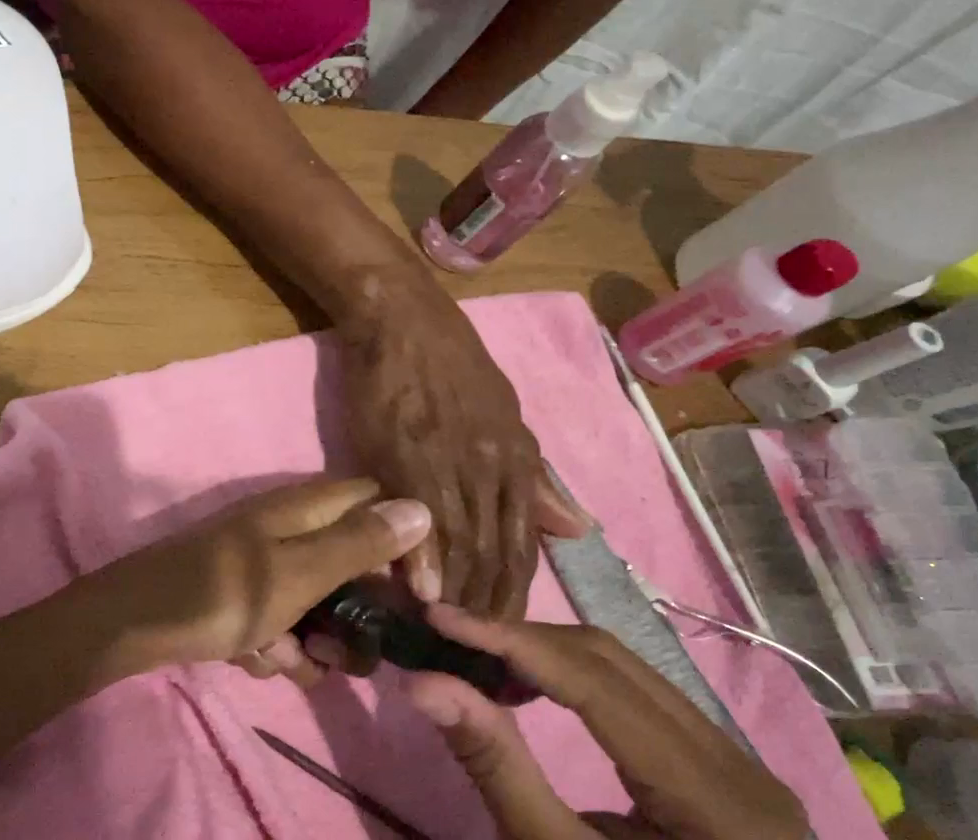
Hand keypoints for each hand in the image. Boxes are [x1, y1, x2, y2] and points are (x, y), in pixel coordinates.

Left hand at [79, 479, 432, 679]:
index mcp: (301, 507)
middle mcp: (285, 529)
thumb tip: (419, 507)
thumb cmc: (220, 594)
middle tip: (332, 647)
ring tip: (275, 653)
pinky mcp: (240, 599)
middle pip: (351, 566)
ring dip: (307, 642)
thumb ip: (359, 543)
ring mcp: (260, 565)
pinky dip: (270, 646)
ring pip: (318, 607)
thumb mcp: (299, 572)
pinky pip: (280, 625)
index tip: (421, 600)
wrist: (132, 625)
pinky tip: (246, 655)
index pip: (376, 503)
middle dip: (351, 618)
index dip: (406, 545)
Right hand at [338, 275, 589, 616]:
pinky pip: (420, 514)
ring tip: (452, 637)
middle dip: (491, 606)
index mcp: (517, 461)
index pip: (524, 542)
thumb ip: (533, 474)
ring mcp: (449, 462)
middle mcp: (493, 468)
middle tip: (481, 655)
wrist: (401, 321)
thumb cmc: (449, 365)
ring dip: (459, 593)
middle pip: (497, 552)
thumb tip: (576, 529)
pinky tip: (421, 592)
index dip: (518, 592)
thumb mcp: (506, 414)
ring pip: (463, 542)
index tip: (508, 634)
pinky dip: (423, 556)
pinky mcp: (405, 453)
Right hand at [404, 606, 807, 839]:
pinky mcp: (720, 771)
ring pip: (625, 670)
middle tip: (446, 634)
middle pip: (614, 663)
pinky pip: (637, 696)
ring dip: (543, 654)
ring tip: (475, 660)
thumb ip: (495, 767)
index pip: (598, 684)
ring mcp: (739, 767)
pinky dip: (570, 679)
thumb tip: (422, 681)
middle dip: (523, 640)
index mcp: (718, 802)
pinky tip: (525, 688)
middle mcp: (742, 767)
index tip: (437, 617)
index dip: (512, 642)